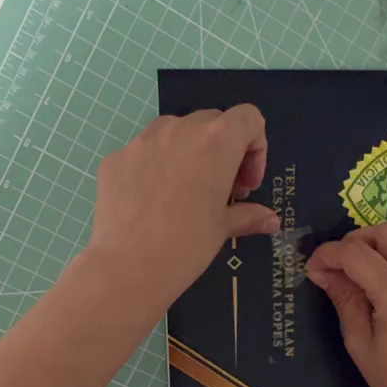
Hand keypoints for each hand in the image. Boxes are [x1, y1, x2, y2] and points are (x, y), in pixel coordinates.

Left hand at [83, 106, 279, 306]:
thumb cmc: (187, 246)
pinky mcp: (115, 158)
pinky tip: (151, 204)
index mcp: (216, 141)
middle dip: (224, 151)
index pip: (248, 118)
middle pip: (212, 122)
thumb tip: (270, 220)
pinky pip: (143, 153)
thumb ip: (248, 215)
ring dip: (188, 153)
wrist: (128, 268)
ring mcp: (142, 141)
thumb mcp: (222, 229)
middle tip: (221, 191)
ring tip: (184, 192)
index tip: (247, 184)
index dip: (256, 147)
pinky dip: (155, 168)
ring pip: (174, 131)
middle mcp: (180, 129)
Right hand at [306, 223, 386, 386]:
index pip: (357, 254)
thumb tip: (322, 271)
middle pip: (386, 232)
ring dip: (382, 245)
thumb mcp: (359, 344)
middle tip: (339, 265)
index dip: (329, 254)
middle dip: (355, 241)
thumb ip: (344, 300)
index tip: (313, 268)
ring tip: (365, 270)